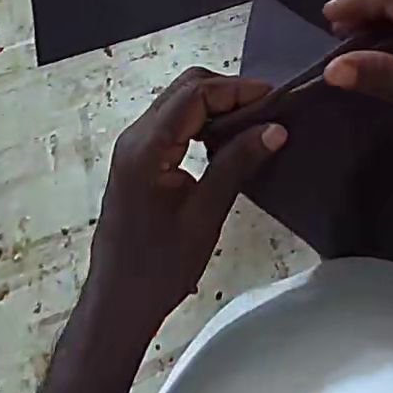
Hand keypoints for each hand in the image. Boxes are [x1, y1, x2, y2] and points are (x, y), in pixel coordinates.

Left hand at [82, 67, 287, 329]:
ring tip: (252, 118)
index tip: (269, 96)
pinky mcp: (140, 155)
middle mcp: (136, 136)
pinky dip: (203, 117)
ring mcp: (135, 144)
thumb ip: (237, 164)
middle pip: (184, 88)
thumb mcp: (205, 215)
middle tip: (264, 106)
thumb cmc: (158, 268)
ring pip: (179, 99)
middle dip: (226, 90)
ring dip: (216, 102)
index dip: (234, 89)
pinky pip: (175, 119)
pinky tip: (226, 135)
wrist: (118, 304)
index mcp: (145, 148)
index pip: (193, 95)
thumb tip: (273, 128)